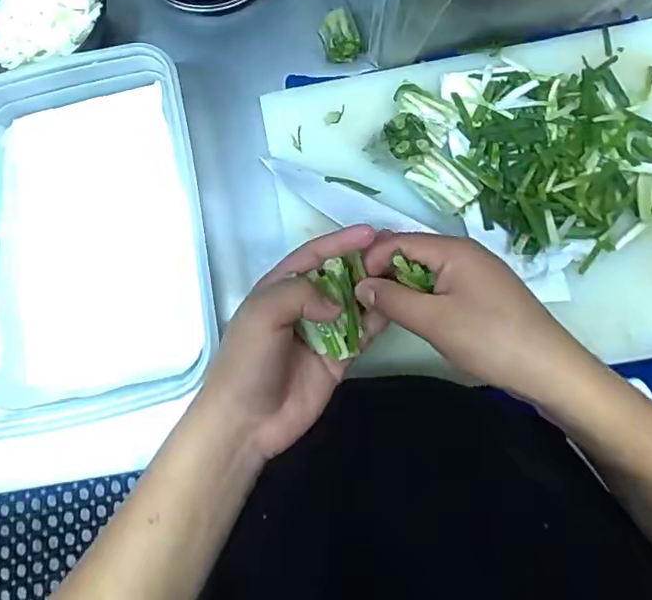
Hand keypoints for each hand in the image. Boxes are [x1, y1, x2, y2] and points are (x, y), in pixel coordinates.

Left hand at [184, 225, 385, 464]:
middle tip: (395, 251)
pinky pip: (362, 334)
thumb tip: (338, 303)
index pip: (314, 256)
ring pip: (354, 302)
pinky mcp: (338, 358)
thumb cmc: (247, 359)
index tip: (370, 231)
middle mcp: (303, 303)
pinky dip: (378, 320)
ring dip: (375, 289)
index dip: (340, 242)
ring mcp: (322, 331)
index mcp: (280, 286)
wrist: (246, 420)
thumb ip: (300, 295)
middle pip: (338, 275)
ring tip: (405, 275)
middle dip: (363, 262)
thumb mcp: (264, 313)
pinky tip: (399, 308)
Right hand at [356, 231, 613, 410]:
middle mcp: (464, 252)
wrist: (556, 374)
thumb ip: (392, 299)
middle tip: (365, 306)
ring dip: (402, 290)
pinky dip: (423, 299)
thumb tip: (360, 285)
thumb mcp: (434, 321)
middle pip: (410, 254)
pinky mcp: (484, 294)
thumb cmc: (492, 340)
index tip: (355, 291)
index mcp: (452, 249)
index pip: (396, 241)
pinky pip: (442, 286)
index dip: (371, 262)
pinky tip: (416, 320)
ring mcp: (477, 273)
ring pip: (425, 272)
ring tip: (385, 316)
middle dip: (384, 276)